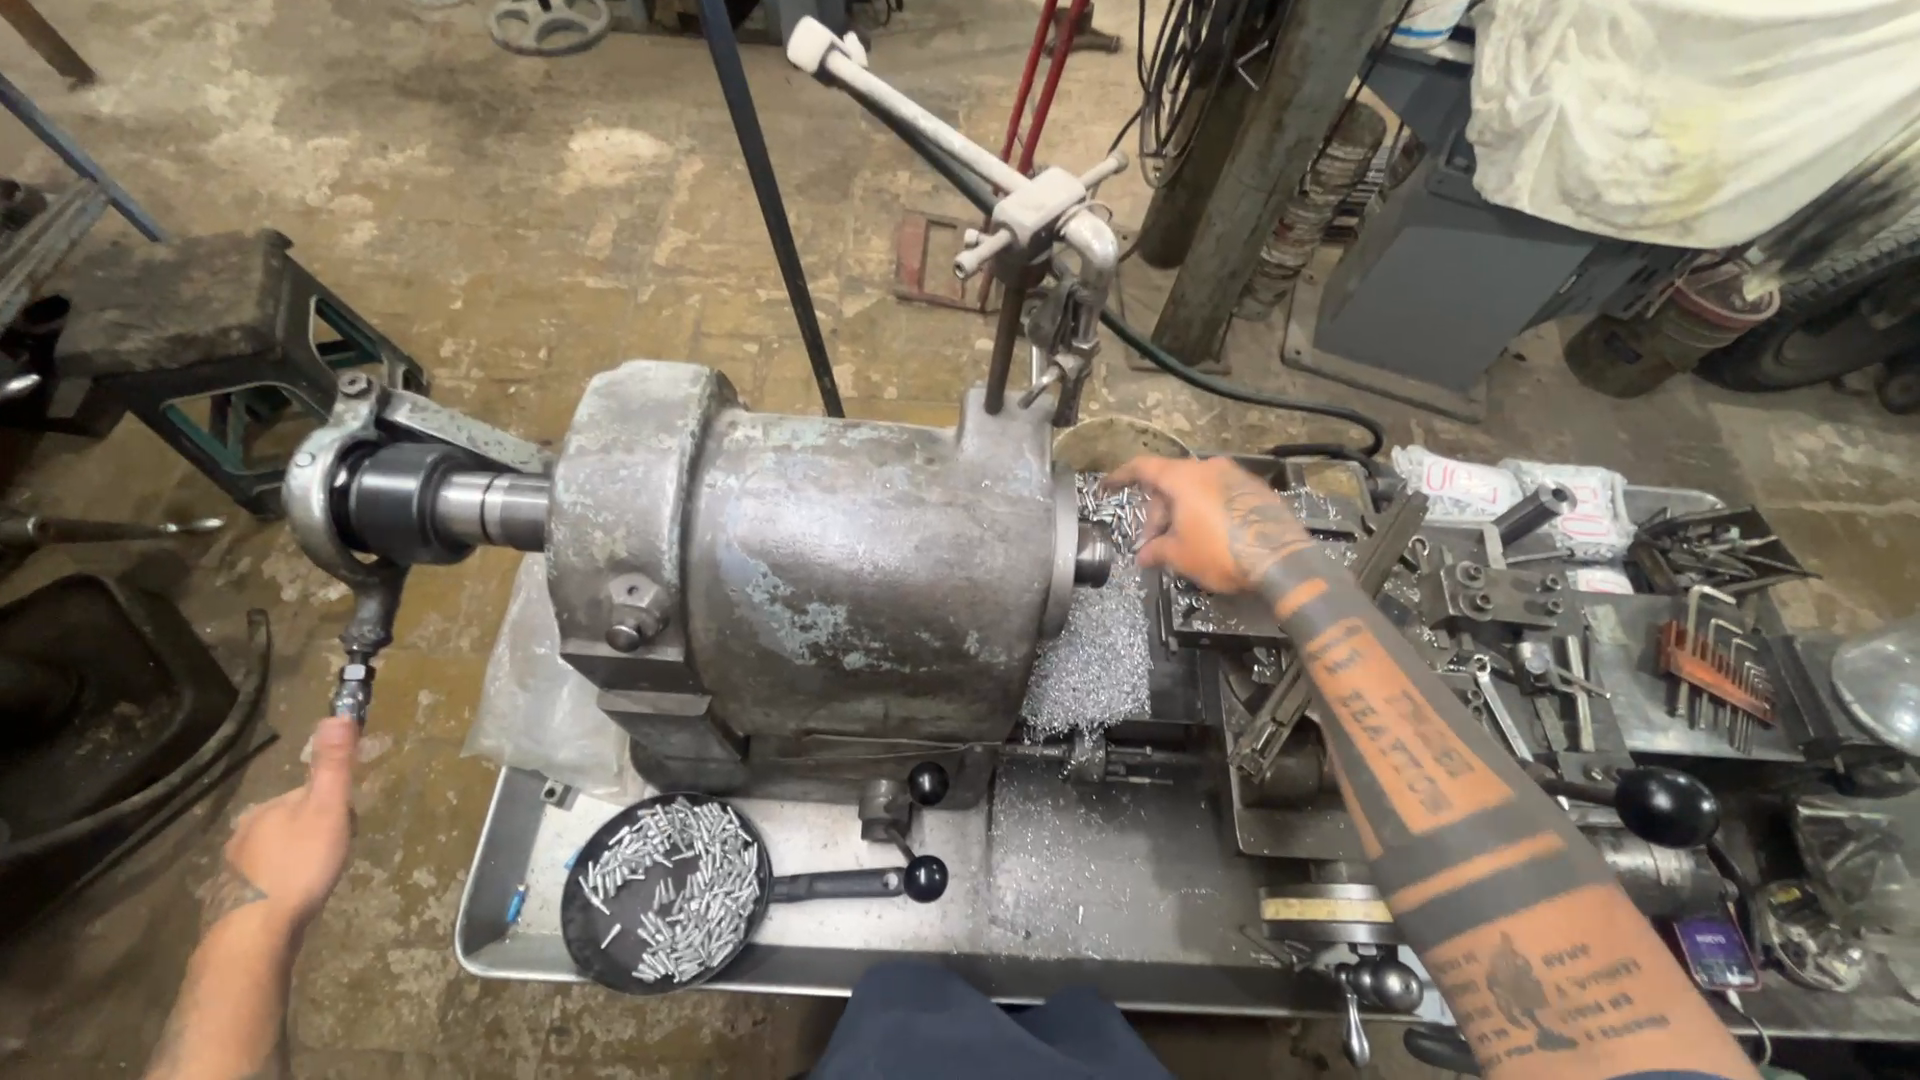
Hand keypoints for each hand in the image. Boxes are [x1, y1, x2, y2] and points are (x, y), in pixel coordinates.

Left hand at [205, 716, 358, 933]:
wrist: (257, 931)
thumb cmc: (300, 864)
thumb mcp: (328, 809)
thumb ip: (333, 765)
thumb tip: (337, 715)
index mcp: (267, 808)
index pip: (311, 794)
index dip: (336, 807)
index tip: (346, 827)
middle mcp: (244, 830)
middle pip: (295, 819)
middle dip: (319, 831)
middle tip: (335, 853)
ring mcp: (234, 865)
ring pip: (280, 848)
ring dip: (301, 857)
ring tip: (318, 875)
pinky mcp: (233, 895)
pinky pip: (267, 876)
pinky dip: (284, 879)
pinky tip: (295, 894)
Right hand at [1103, 456, 1311, 593]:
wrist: (1282, 561)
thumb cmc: (1222, 553)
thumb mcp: (1180, 556)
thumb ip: (1156, 551)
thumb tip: (1143, 556)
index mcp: (1184, 477)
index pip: (1143, 468)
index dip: (1121, 477)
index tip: (1108, 486)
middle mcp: (1210, 468)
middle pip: (1171, 483)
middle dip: (1158, 513)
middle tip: (1154, 542)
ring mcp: (1237, 477)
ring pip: (1196, 489)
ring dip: (1182, 513)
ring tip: (1181, 544)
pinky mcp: (1257, 491)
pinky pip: (1220, 496)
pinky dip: (1206, 512)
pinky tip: (1208, 538)